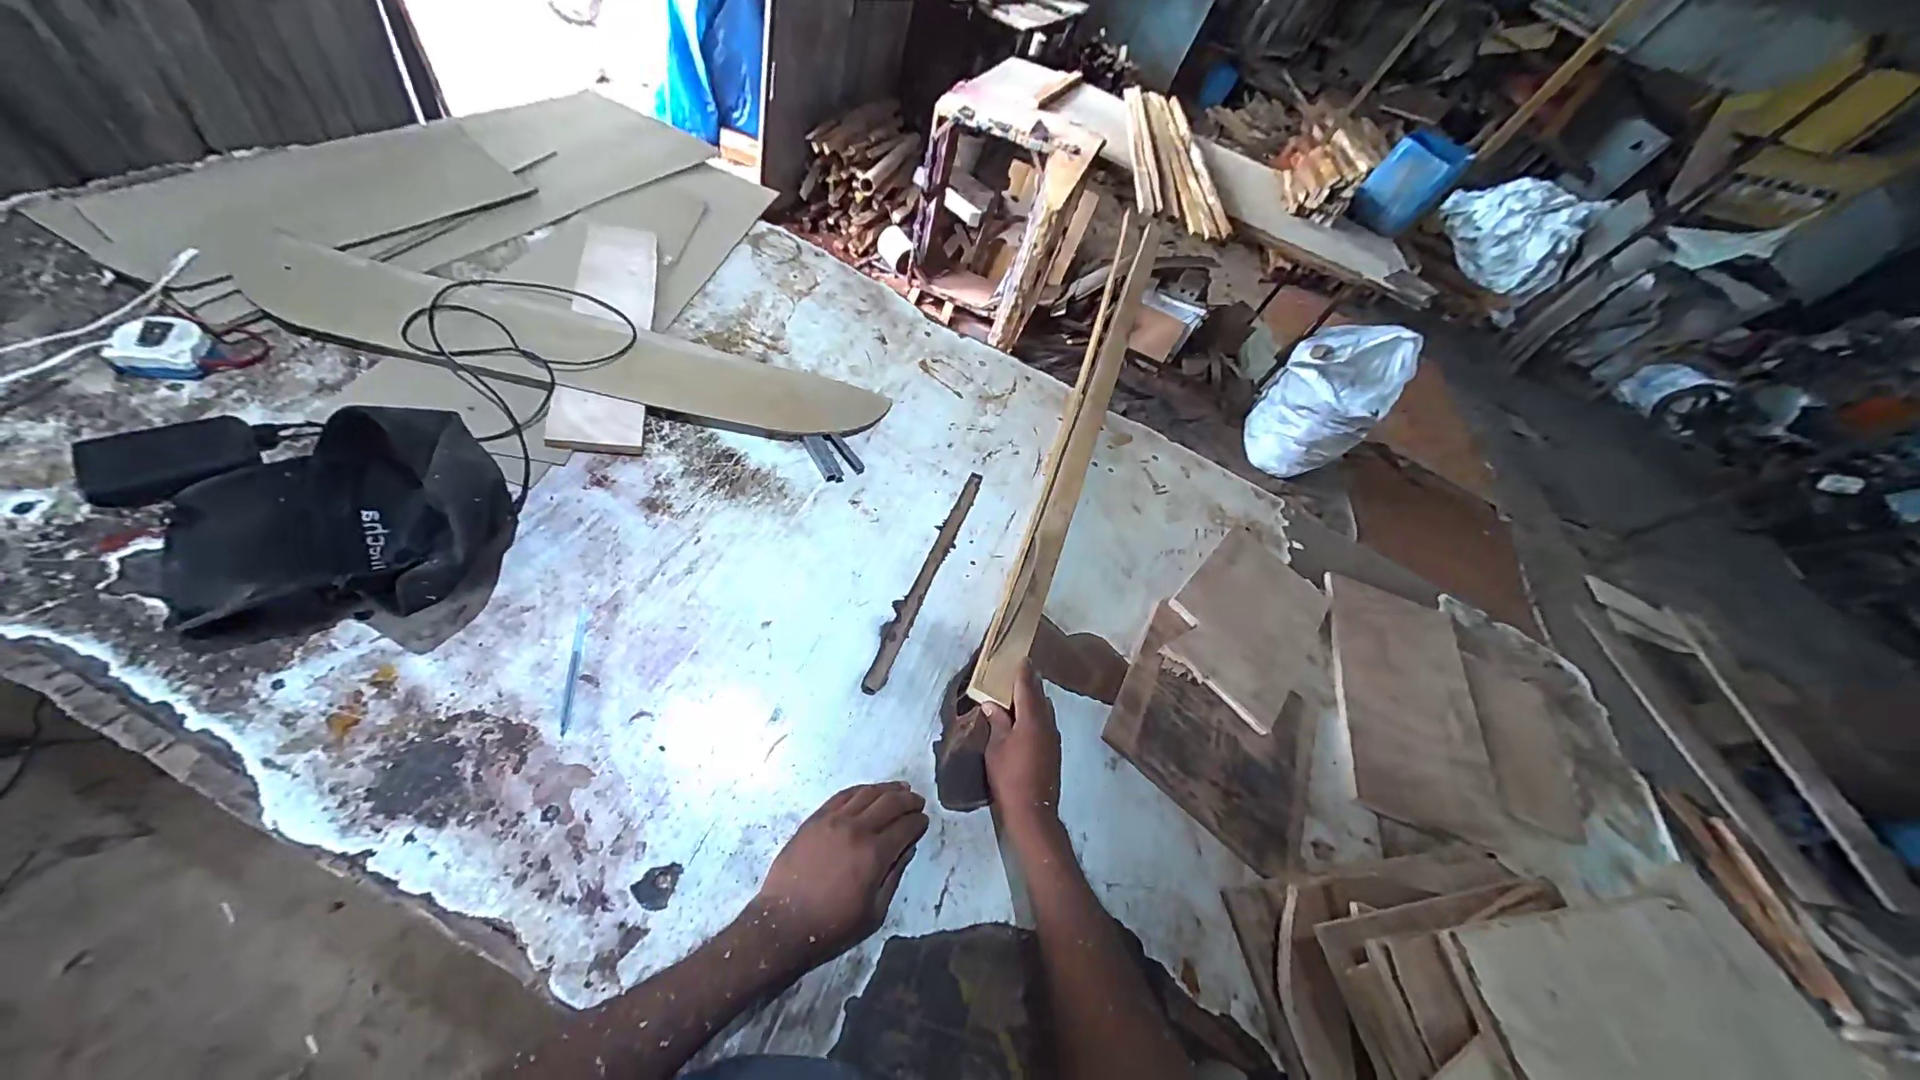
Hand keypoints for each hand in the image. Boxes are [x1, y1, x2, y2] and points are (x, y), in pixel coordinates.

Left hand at [752, 782, 927, 964]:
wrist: (783, 923)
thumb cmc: (832, 925)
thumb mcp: (874, 912)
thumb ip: (894, 875)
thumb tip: (908, 848)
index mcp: (874, 854)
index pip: (905, 827)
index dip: (918, 822)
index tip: (923, 821)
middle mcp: (856, 829)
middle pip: (890, 803)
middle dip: (908, 801)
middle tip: (917, 802)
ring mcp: (833, 820)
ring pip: (867, 793)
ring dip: (887, 789)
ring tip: (899, 789)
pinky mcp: (815, 819)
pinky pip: (842, 796)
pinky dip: (860, 790)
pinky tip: (868, 791)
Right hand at [981, 661, 1060, 826]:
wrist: (1032, 811)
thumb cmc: (1009, 776)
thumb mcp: (995, 747)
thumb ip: (996, 722)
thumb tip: (992, 704)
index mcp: (1032, 719)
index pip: (1027, 687)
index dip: (1023, 672)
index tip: (1022, 658)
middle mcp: (1047, 724)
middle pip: (1040, 696)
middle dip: (1030, 683)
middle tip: (1021, 671)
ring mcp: (1053, 738)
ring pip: (1045, 710)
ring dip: (1035, 699)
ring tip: (1021, 693)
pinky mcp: (1053, 751)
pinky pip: (1046, 722)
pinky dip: (1037, 714)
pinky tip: (1026, 718)